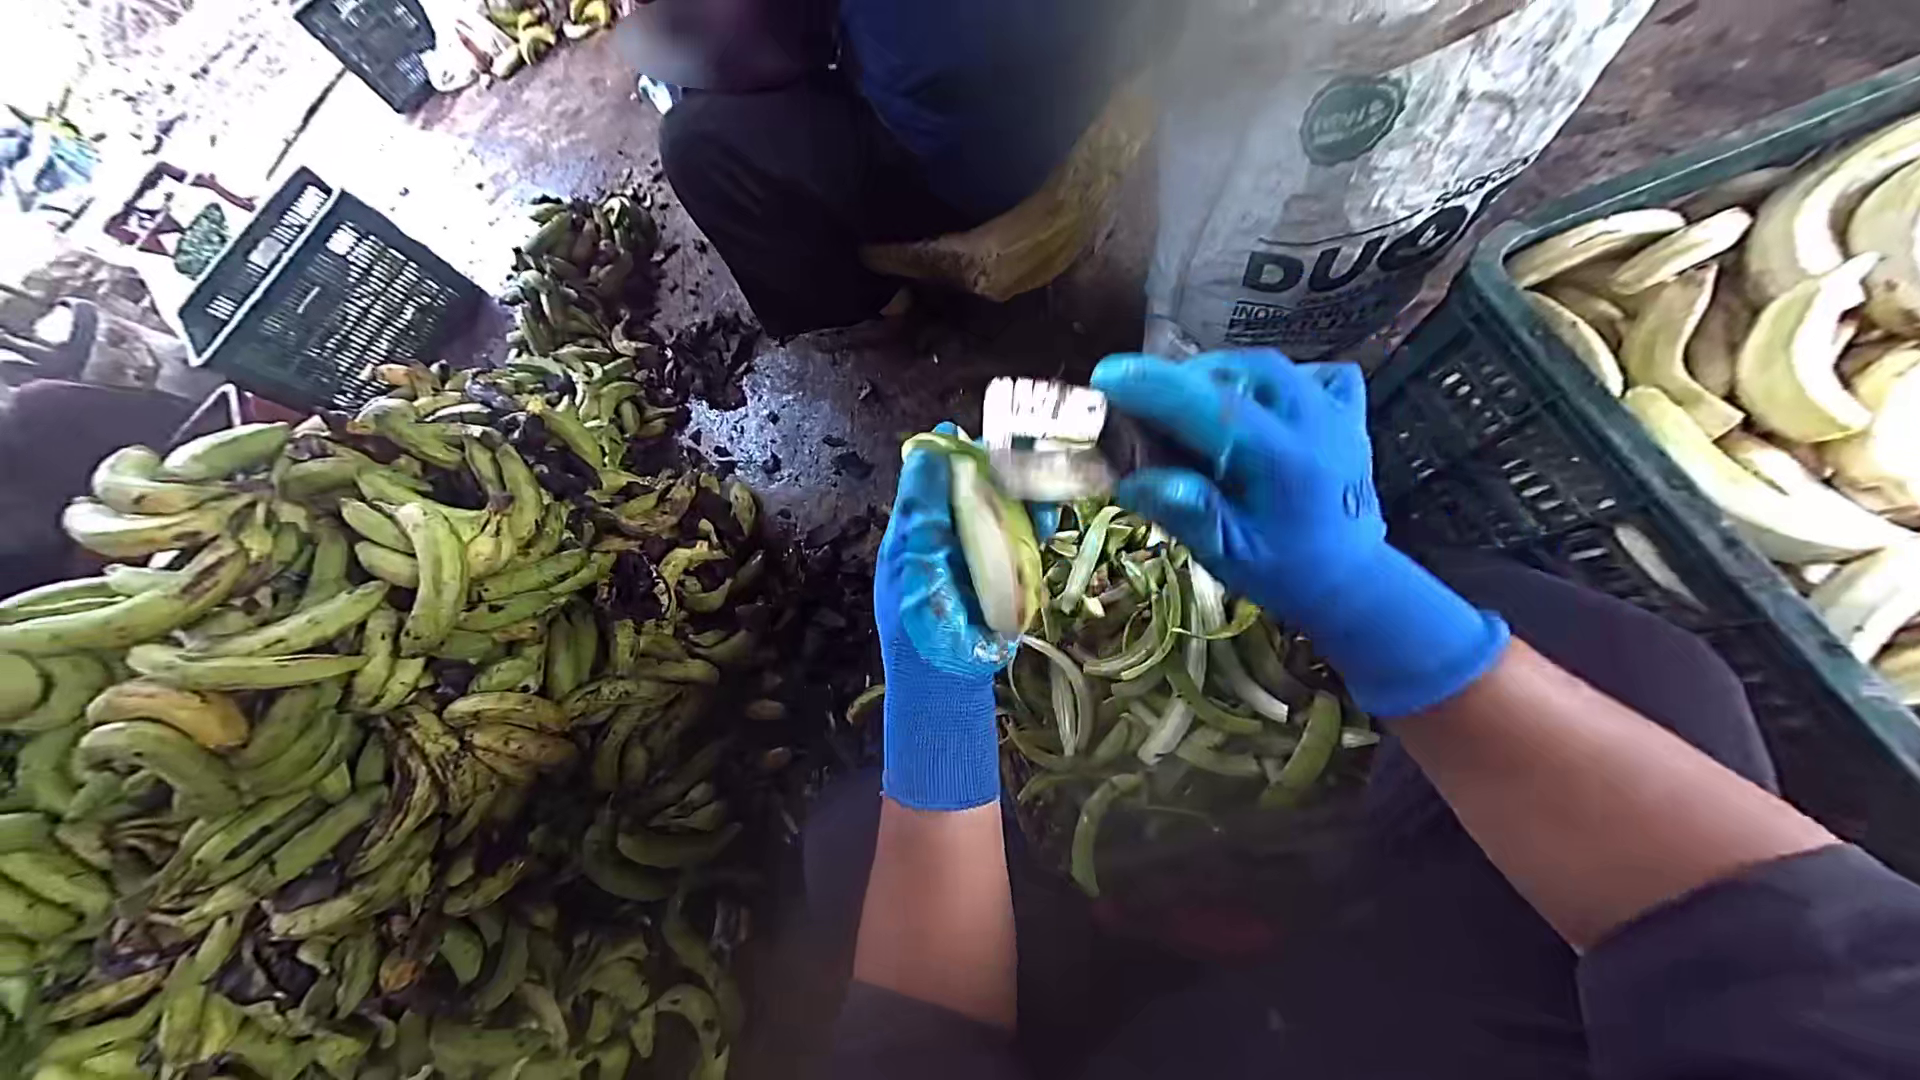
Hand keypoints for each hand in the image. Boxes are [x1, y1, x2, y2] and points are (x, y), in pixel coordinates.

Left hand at [874, 423, 1011, 810]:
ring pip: (1006, 510)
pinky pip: (1024, 540)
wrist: (948, 680)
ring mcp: (980, 553)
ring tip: (1044, 481)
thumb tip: (929, 446)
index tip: (987, 437)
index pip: (939, 475)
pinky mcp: (1007, 572)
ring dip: (1025, 494)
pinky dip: (1036, 525)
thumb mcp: (912, 557)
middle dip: (1003, 470)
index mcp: (919, 526)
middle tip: (1030, 455)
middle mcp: (950, 533)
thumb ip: (922, 504)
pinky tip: (1047, 515)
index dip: (961, 453)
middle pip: (978, 487)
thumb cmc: (919, 620)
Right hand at [1090, 350, 1509, 716]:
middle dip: (1176, 384)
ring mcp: (1334, 408)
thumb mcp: (1226, 553)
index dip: (1153, 386)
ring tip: (1183, 410)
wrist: (1350, 577)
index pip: (1207, 405)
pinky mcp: (1345, 406)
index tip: (1106, 375)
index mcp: (1279, 460)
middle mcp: (1312, 420)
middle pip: (1231, 374)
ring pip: (1260, 366)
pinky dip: (1260, 379)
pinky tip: (1246, 405)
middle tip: (1141, 413)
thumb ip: (1185, 512)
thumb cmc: (1282, 570)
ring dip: (1211, 379)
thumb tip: (1132, 480)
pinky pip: (1300, 370)